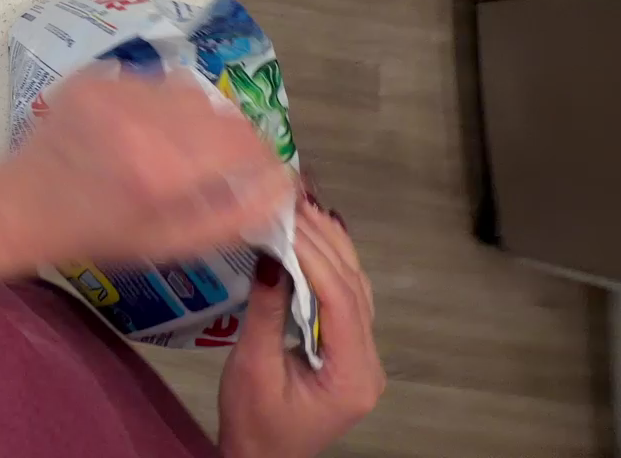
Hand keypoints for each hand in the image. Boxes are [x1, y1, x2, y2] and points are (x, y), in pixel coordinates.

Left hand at [0, 65, 293, 266]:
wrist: (23, 203)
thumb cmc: (98, 233)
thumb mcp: (170, 243)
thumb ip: (233, 215)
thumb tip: (282, 184)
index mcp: (166, 166)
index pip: (245, 140)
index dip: (262, 154)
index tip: (260, 167)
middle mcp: (143, 118)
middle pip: (220, 109)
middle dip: (231, 133)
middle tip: (219, 157)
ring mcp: (114, 91)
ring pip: (186, 88)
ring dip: (195, 113)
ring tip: (177, 141)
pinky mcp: (93, 77)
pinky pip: (148, 80)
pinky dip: (158, 100)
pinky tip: (141, 126)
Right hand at [218, 200, 384, 457]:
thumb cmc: (254, 420)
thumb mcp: (252, 367)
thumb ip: (265, 312)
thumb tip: (269, 255)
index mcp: (351, 375)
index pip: (341, 301)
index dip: (314, 256)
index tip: (281, 221)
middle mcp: (368, 362)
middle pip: (354, 287)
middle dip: (321, 240)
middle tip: (287, 199)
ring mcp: (361, 354)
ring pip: (356, 285)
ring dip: (329, 243)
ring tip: (299, 204)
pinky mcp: (345, 345)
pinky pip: (347, 294)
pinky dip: (331, 258)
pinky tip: (316, 232)